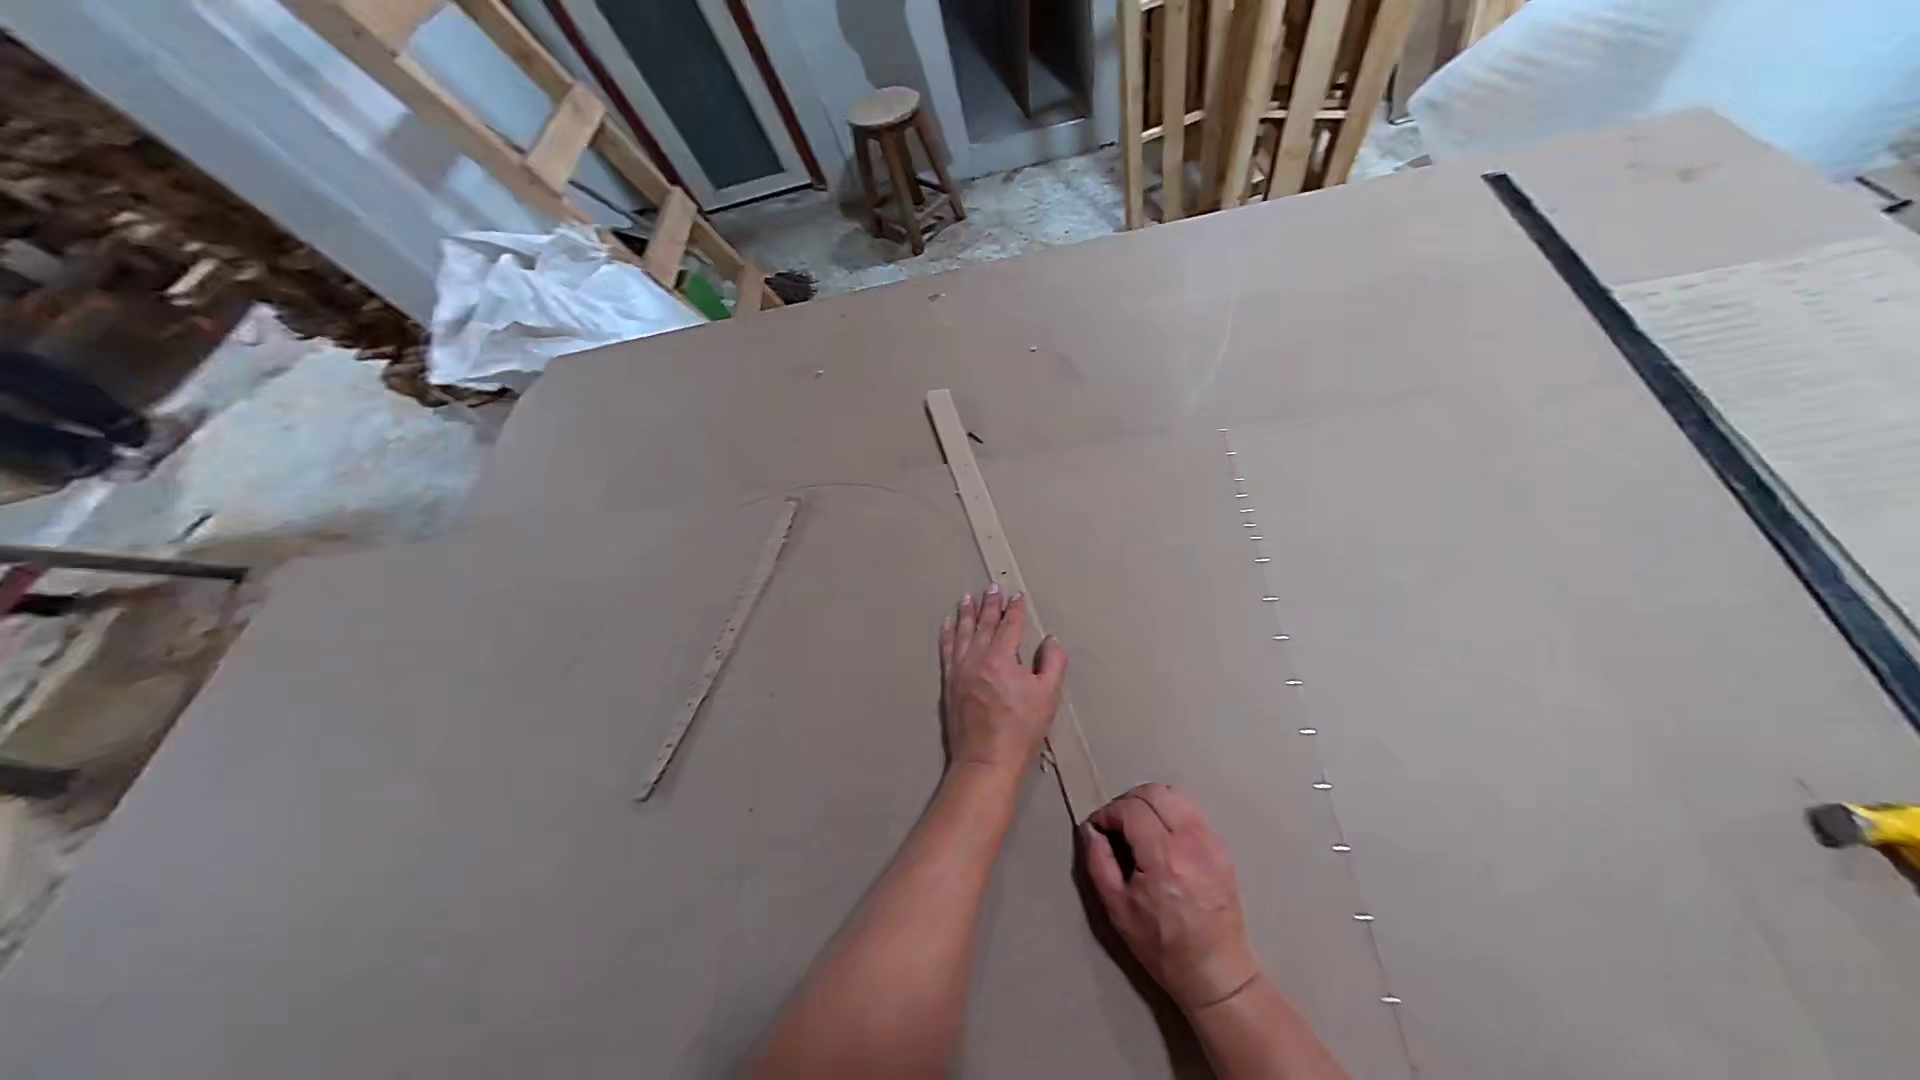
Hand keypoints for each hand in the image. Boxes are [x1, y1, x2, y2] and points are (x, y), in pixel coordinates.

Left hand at [939, 583, 1066, 772]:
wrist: (986, 760)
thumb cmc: (1021, 730)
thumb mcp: (1048, 696)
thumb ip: (1053, 663)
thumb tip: (1050, 640)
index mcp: (1002, 659)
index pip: (1010, 626)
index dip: (1015, 610)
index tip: (1017, 598)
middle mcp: (977, 659)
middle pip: (984, 624)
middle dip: (990, 604)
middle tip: (992, 588)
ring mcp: (959, 670)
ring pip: (963, 633)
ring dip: (967, 614)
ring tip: (968, 598)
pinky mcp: (950, 682)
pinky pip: (947, 650)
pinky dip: (948, 634)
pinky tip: (948, 625)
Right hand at [1082, 783, 1262, 1012]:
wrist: (1216, 972)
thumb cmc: (1162, 946)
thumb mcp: (1118, 909)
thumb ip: (1099, 862)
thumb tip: (1090, 830)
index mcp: (1163, 858)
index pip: (1131, 808)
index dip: (1108, 812)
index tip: (1099, 828)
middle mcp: (1190, 841)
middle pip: (1154, 792)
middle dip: (1128, 801)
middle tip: (1116, 825)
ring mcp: (1211, 842)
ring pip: (1176, 795)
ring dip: (1151, 803)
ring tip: (1138, 827)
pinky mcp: (1221, 848)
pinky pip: (1192, 811)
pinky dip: (1171, 812)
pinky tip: (1162, 836)